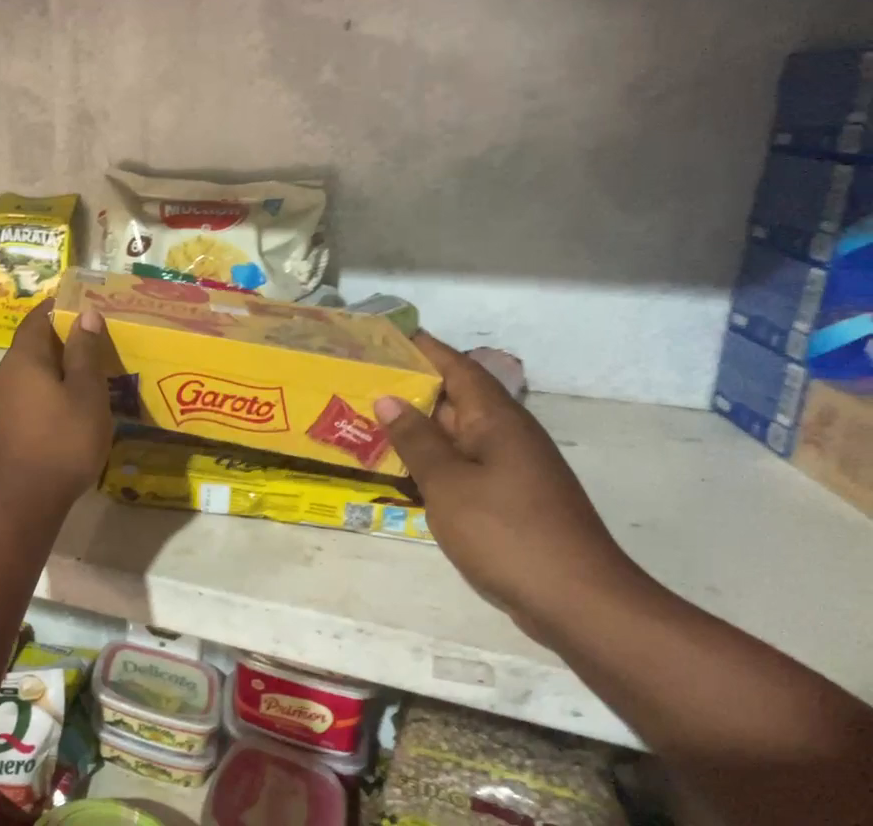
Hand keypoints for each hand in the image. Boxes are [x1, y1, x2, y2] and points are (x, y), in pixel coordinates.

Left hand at [0, 303, 120, 512]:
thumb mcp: (85, 393)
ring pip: (29, 372)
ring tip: (89, 372)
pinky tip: (70, 405)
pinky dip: (48, 390)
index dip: (58, 307)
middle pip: (32, 345)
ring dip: (56, 367)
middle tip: (95, 338)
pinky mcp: (2, 427)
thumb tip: (84, 313)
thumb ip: (84, 352)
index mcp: (23, 358)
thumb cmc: (61, 442)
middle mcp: (4, 374)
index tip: (82, 302)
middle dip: (61, 338)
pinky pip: (27, 395)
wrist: (21, 500)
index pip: (37, 319)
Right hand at [374, 333, 645, 638]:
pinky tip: (398, 470)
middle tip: (359, 378)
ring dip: (416, 427)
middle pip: (456, 399)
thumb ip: (416, 440)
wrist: (578, 602)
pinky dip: (430, 460)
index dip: (425, 349)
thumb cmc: (507, 532)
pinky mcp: (510, 500)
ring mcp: (512, 470)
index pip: (459, 369)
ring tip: (365, 420)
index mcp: (498, 422)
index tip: (385, 334)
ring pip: (456, 435)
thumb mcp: (448, 483)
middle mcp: (508, 438)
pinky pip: (462, 465)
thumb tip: (389, 399)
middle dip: (411, 387)